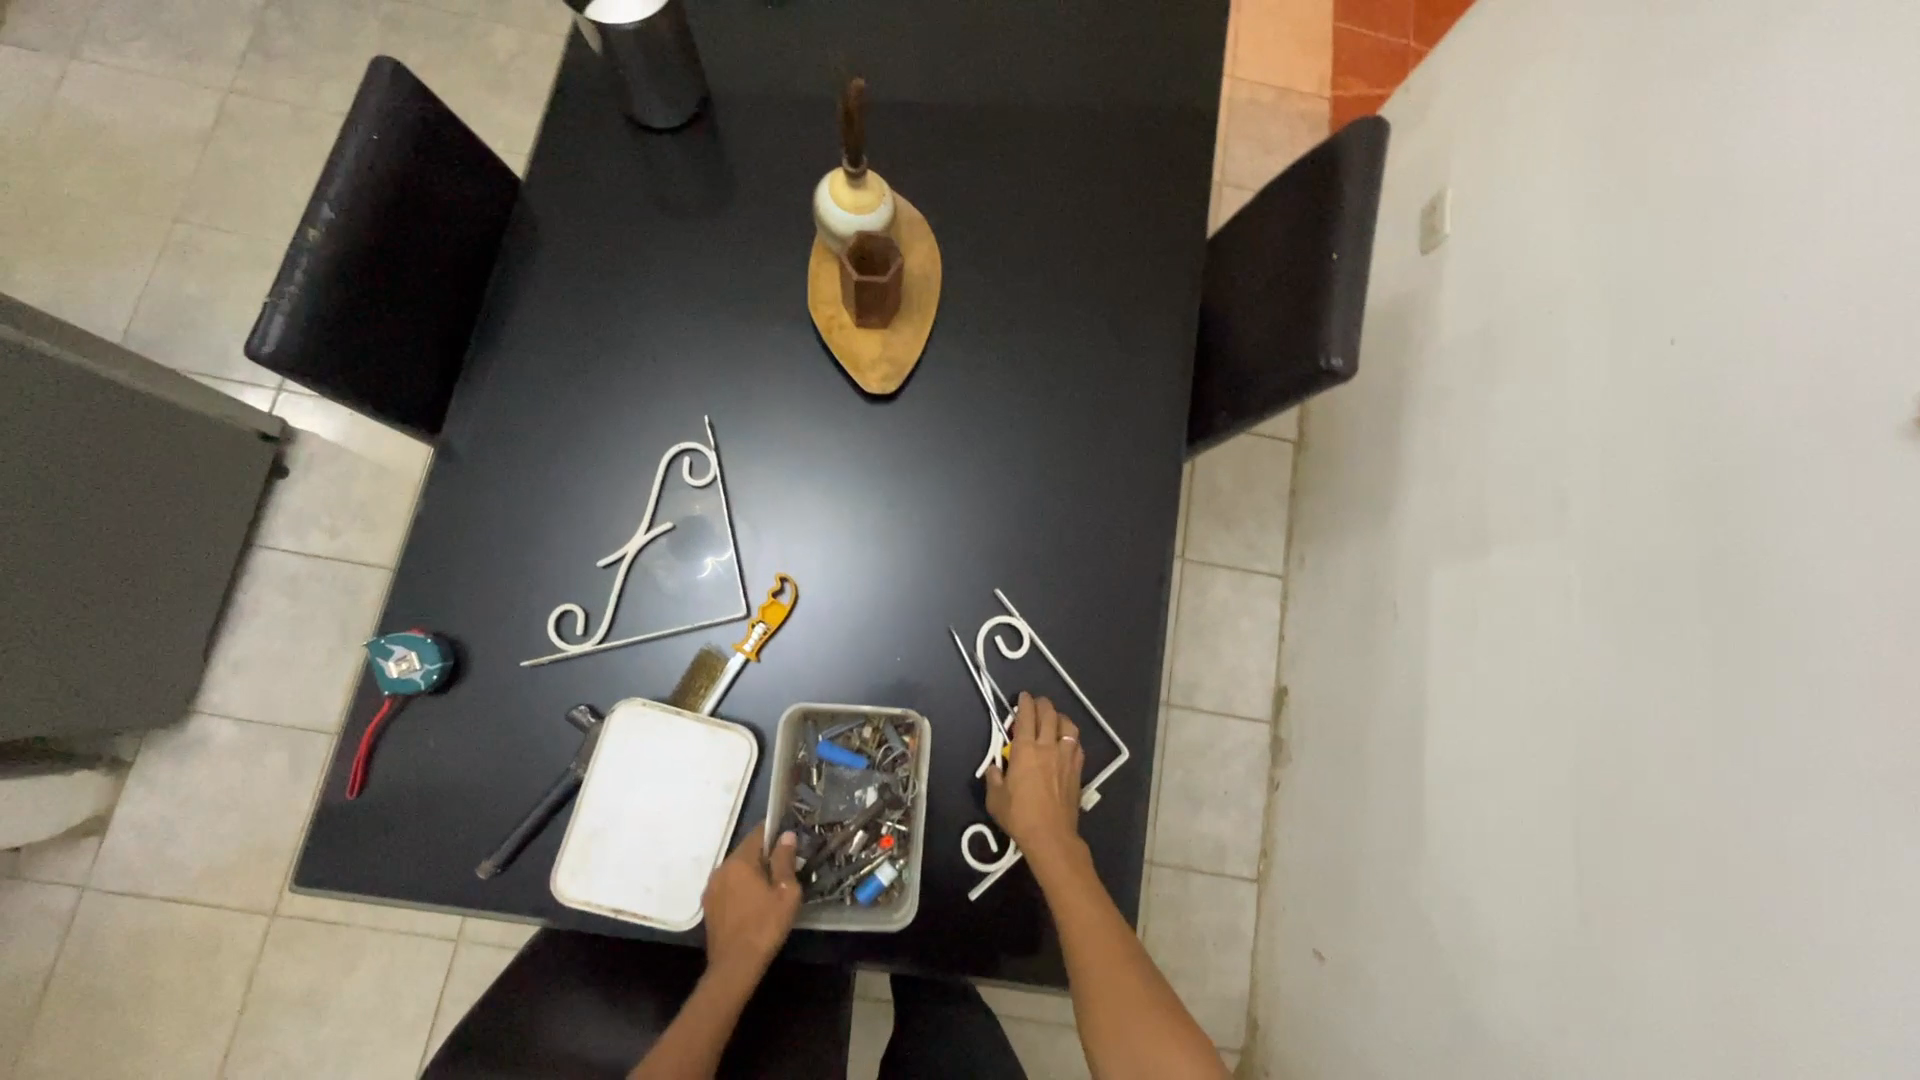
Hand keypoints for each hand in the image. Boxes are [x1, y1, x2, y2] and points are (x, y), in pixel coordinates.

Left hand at [702, 824, 799, 980]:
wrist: (735, 966)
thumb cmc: (765, 926)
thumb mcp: (786, 892)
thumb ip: (785, 860)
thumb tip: (787, 836)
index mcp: (739, 861)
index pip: (758, 833)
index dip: (775, 833)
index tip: (790, 843)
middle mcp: (721, 869)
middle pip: (746, 852)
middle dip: (765, 856)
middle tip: (785, 871)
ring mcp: (712, 888)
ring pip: (737, 870)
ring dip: (752, 873)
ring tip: (770, 889)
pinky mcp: (709, 905)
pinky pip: (728, 886)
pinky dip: (741, 888)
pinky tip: (753, 904)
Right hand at [985, 692, 1085, 863]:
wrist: (1051, 835)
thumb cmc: (1019, 816)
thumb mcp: (995, 798)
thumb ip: (993, 777)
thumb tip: (994, 767)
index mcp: (1025, 750)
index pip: (1026, 717)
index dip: (1024, 703)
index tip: (1023, 696)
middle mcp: (1047, 747)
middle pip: (1049, 715)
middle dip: (1043, 704)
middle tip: (1037, 702)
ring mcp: (1066, 757)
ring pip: (1068, 726)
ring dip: (1060, 717)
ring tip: (1055, 718)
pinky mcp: (1078, 770)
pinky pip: (1077, 744)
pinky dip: (1071, 737)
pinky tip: (1067, 742)